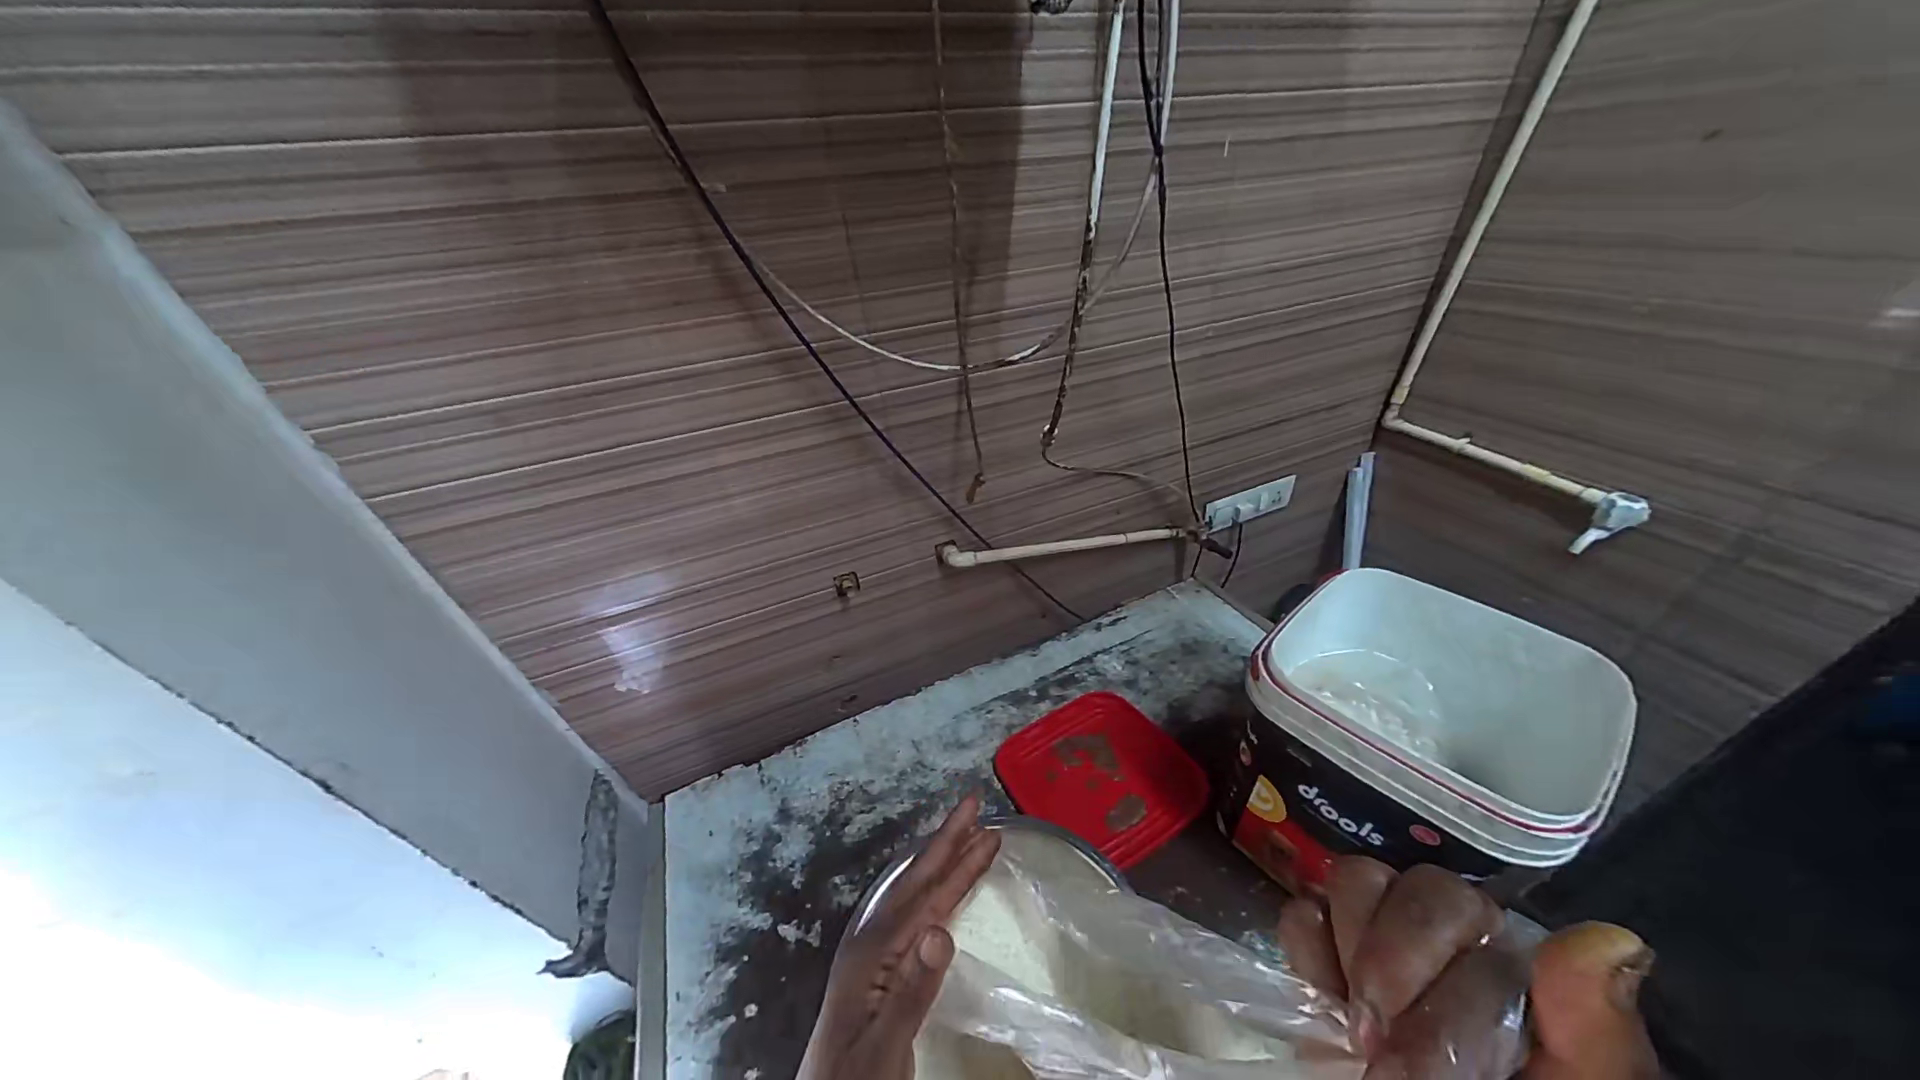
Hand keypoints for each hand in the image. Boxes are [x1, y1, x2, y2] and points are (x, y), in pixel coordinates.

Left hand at [799, 795, 1001, 1079]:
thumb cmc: (857, 1079)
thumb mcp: (886, 1045)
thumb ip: (912, 989)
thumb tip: (942, 930)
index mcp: (874, 951)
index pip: (927, 897)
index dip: (960, 863)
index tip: (989, 831)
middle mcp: (871, 938)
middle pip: (917, 879)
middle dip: (948, 840)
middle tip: (974, 804)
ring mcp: (871, 951)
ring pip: (913, 890)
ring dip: (941, 859)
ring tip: (965, 833)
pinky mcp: (877, 966)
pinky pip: (910, 910)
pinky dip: (931, 887)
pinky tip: (937, 883)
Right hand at [1277, 857, 1659, 1079]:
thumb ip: (1597, 1034)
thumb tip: (1612, 937)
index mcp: (1504, 960)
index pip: (1452, 902)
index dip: (1424, 954)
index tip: (1424, 1044)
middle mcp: (1438, 939)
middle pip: (1389, 880)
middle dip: (1381, 959)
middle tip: (1378, 1042)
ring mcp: (1373, 944)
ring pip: (1347, 883)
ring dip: (1347, 951)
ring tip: (1360, 1028)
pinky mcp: (1321, 961)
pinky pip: (1299, 916)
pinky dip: (1305, 950)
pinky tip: (1326, 1000)